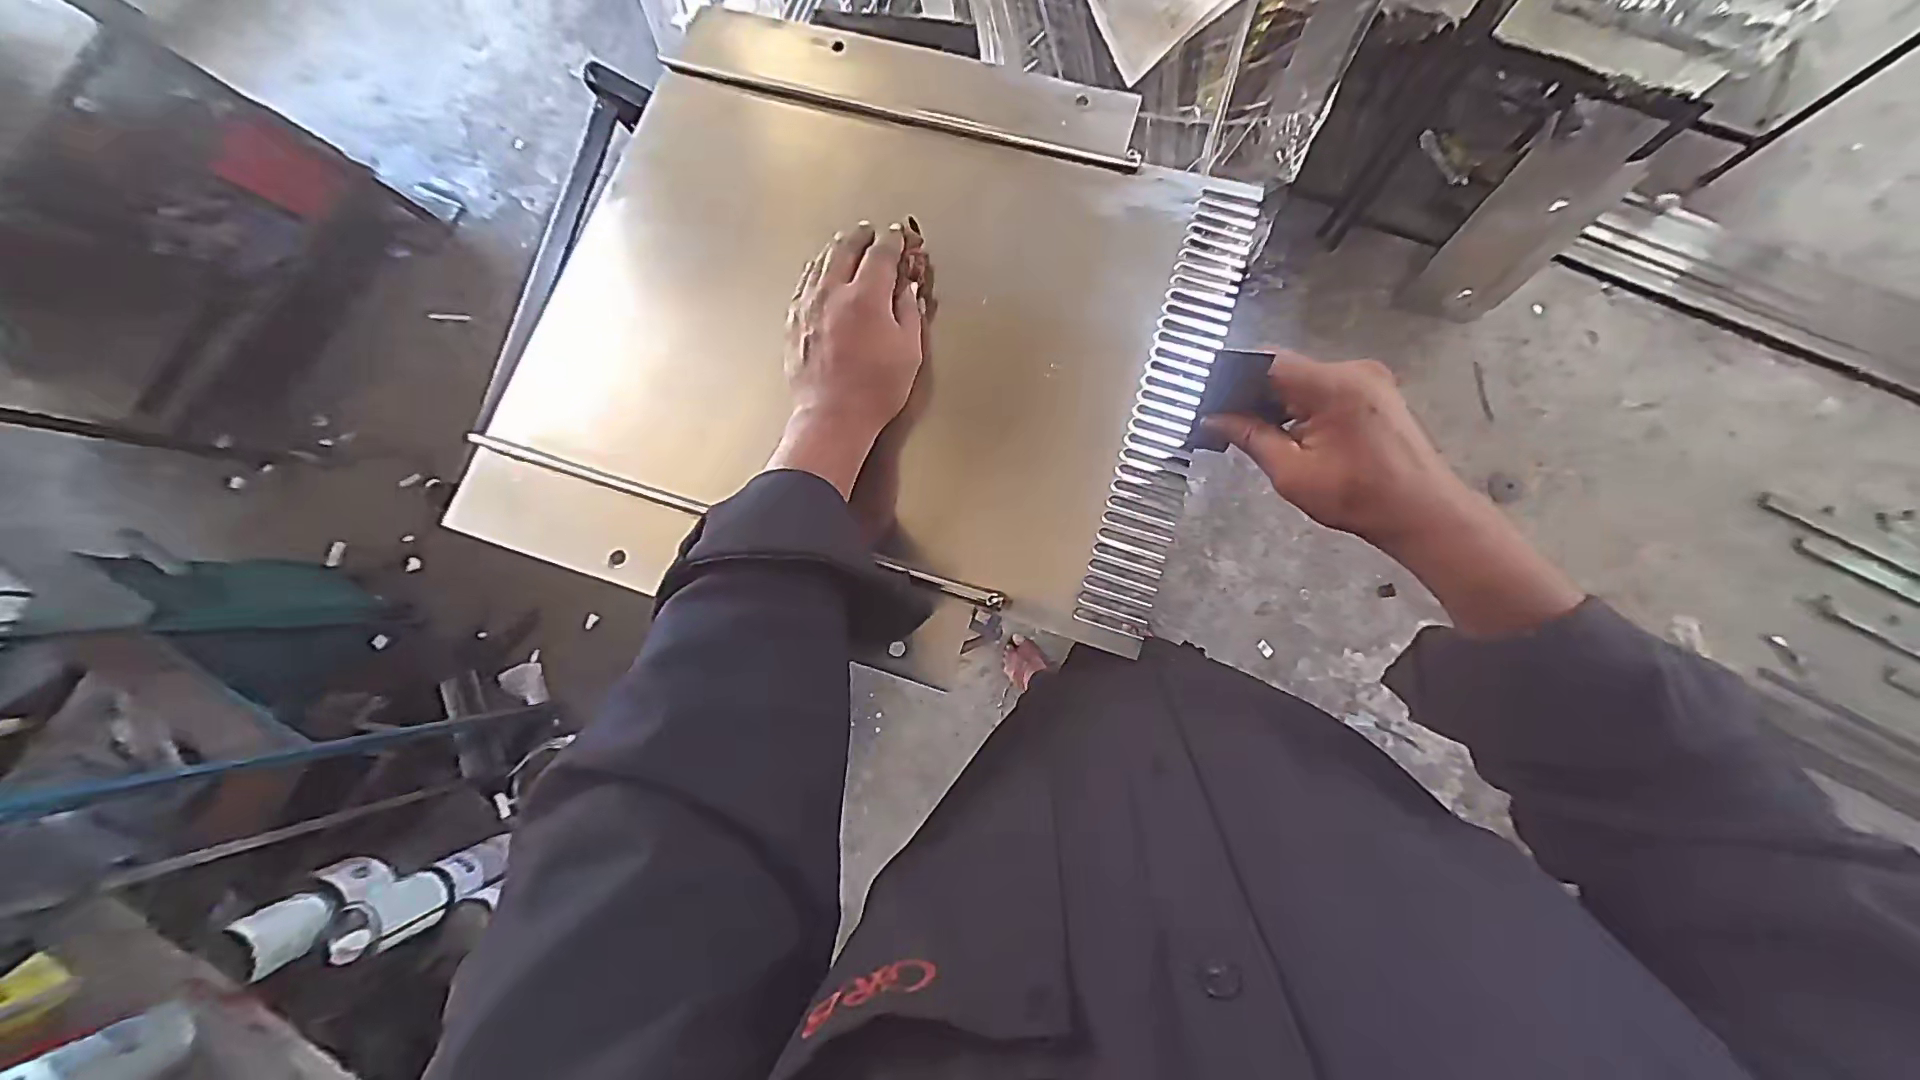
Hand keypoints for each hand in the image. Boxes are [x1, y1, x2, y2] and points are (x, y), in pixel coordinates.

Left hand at [768, 221, 928, 497]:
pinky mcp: (794, 323)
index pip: (881, 255)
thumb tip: (906, 289)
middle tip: (870, 233)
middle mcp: (833, 293)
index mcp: (866, 296)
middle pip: (845, 249)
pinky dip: (815, 272)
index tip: (898, 237)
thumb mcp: (909, 351)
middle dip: (861, 238)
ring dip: (835, 250)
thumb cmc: (875, 389)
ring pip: (820, 263)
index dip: (892, 242)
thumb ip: (908, 312)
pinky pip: (804, 285)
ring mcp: (809, 307)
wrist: (833, 415)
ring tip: (844, 246)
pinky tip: (819, 275)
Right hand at [1202, 354, 1475, 549]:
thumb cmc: (1358, 497)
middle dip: (1249, 393)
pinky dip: (1296, 405)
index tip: (1208, 399)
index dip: (1232, 377)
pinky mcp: (1372, 392)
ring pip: (1300, 379)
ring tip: (1248, 431)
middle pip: (1283, 368)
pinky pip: (1320, 388)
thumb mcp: (1290, 472)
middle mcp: (1353, 371)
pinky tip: (1283, 431)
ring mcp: (1367, 379)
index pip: (1267, 361)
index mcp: (1333, 385)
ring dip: (1273, 402)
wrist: (1421, 511)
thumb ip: (1249, 437)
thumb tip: (1215, 418)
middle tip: (1221, 420)